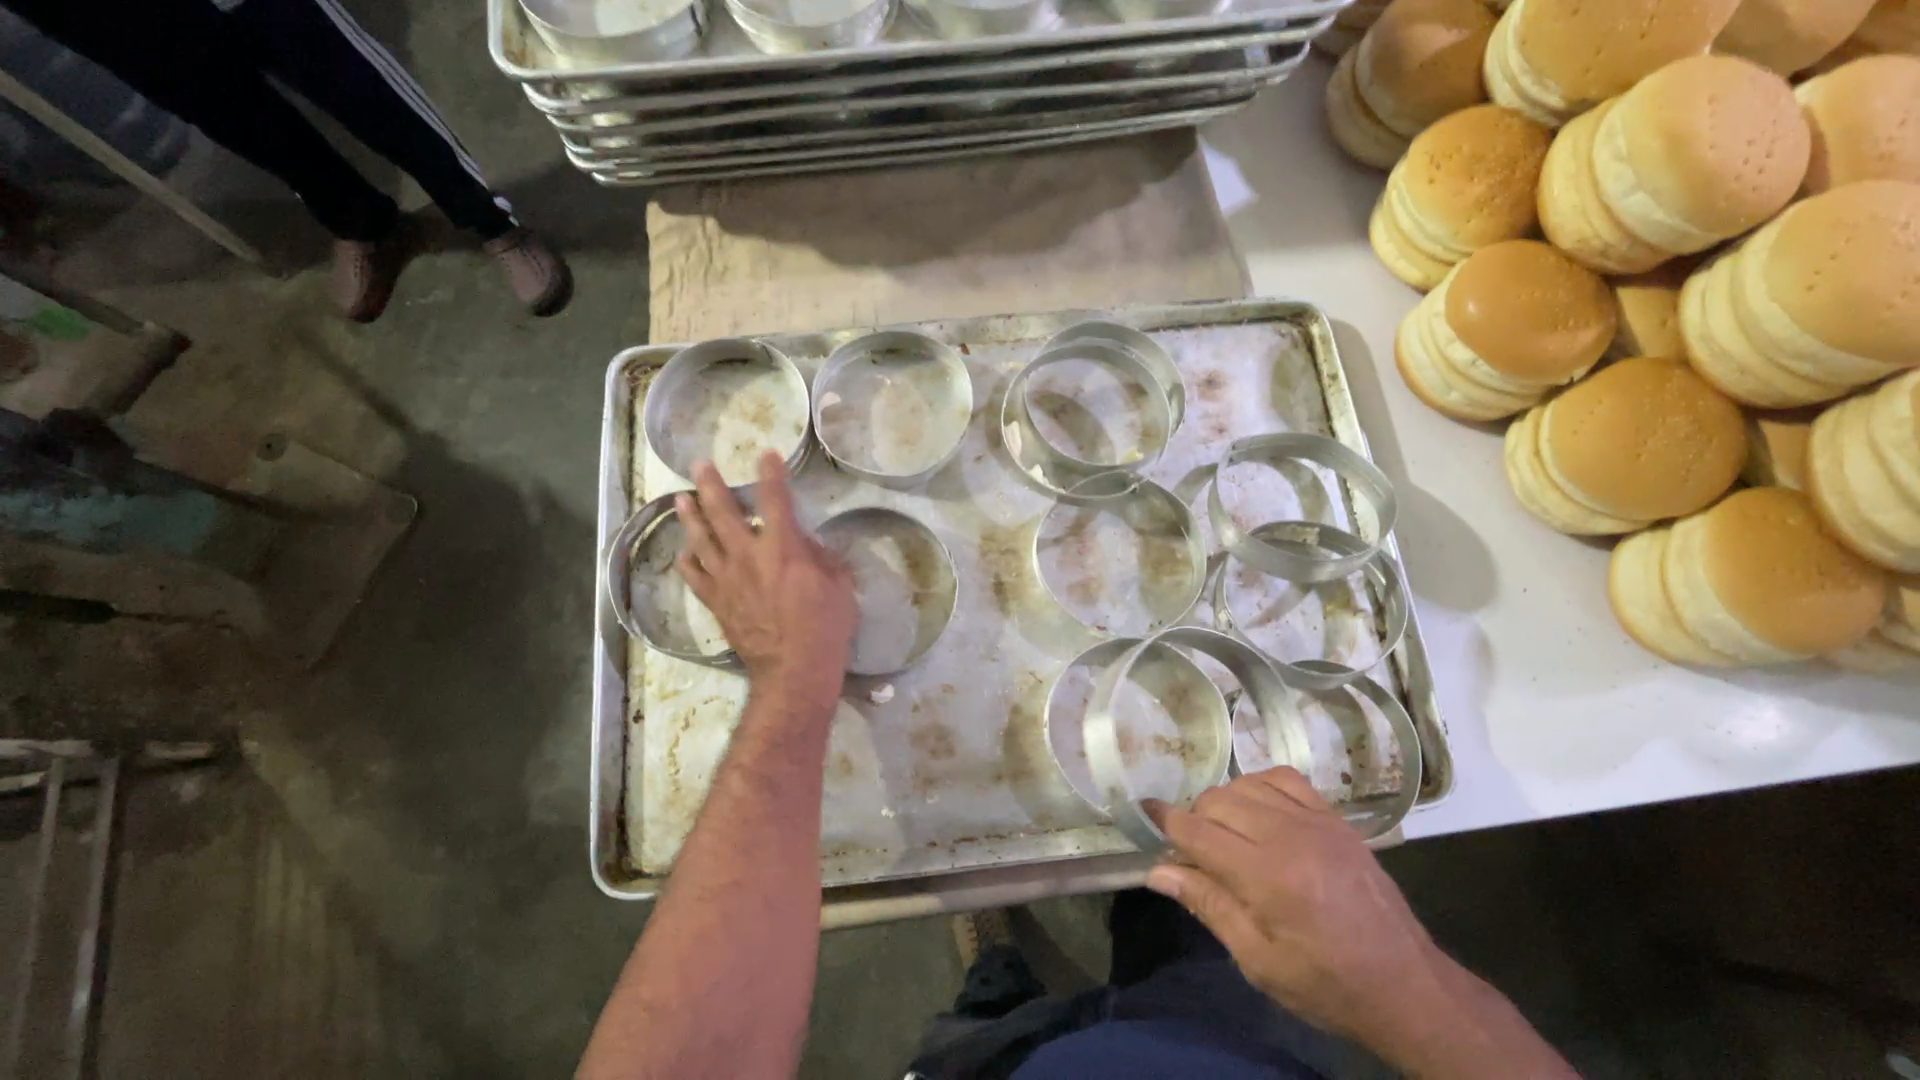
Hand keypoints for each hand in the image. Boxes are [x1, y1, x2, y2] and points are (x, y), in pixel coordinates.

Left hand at [675, 452, 855, 707]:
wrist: (794, 669)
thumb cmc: (825, 627)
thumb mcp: (839, 585)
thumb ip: (821, 557)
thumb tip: (806, 544)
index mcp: (783, 547)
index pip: (775, 499)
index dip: (771, 473)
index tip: (766, 454)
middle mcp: (748, 555)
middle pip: (723, 512)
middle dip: (711, 484)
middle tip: (701, 465)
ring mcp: (727, 579)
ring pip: (701, 539)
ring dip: (690, 515)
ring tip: (680, 498)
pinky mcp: (716, 601)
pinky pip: (694, 575)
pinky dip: (688, 559)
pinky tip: (686, 550)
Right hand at [1144, 768, 1453, 1052]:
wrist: (1407, 986)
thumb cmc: (1327, 985)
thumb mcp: (1259, 961)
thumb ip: (1209, 906)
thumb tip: (1159, 871)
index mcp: (1268, 876)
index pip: (1198, 831)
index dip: (1164, 820)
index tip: (1141, 812)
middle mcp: (1290, 836)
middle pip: (1219, 801)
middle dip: (1194, 818)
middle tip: (1191, 850)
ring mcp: (1318, 822)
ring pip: (1248, 784)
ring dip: (1225, 802)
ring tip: (1224, 833)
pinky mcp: (1337, 820)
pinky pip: (1286, 779)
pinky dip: (1260, 786)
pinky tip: (1257, 809)